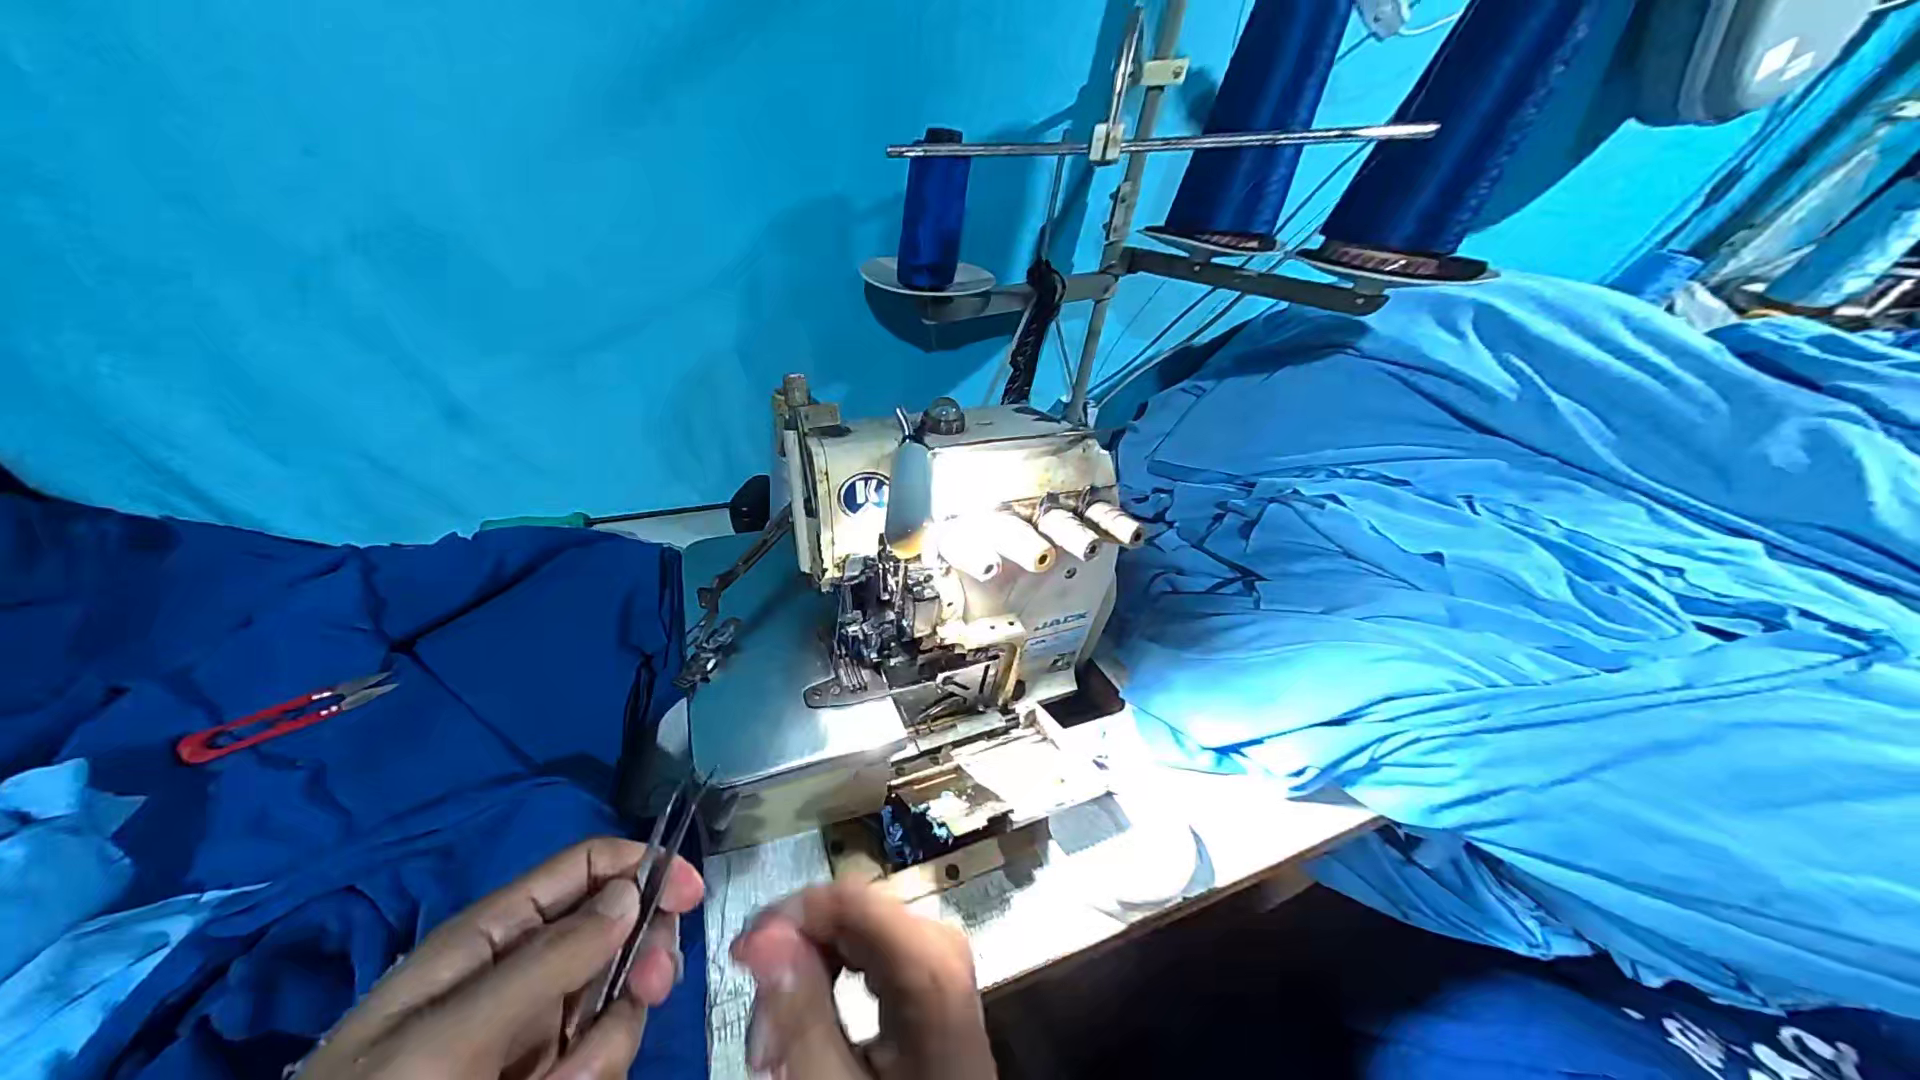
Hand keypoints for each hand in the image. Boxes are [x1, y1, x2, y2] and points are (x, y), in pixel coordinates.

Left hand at [298, 837, 703, 1079]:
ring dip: (607, 1043)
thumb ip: (545, 960)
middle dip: (642, 958)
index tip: (691, 895)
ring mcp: (540, 1025)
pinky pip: (604, 1053)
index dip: (644, 865)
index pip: (587, 866)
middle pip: (622, 928)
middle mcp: (528, 969)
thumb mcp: (447, 1038)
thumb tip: (631, 892)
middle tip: (647, 989)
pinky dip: (592, 1075)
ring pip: (620, 1000)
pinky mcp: (553, 1070)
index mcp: (495, 935)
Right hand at [731, 881, 996, 1079]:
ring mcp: (938, 955)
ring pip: (853, 932)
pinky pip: (867, 952)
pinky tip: (809, 1026)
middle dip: (796, 957)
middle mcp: (939, 943)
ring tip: (778, 1042)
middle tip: (760, 1027)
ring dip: (807, 974)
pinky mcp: (930, 971)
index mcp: (929, 962)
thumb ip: (800, 1012)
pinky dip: (831, 983)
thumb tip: (763, 936)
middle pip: (850, 914)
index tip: (743, 955)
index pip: (848, 897)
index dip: (789, 915)